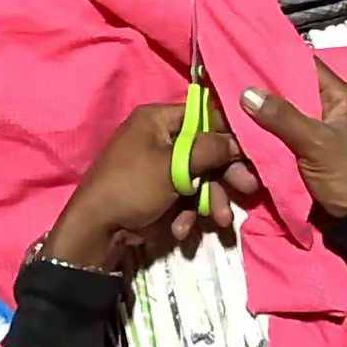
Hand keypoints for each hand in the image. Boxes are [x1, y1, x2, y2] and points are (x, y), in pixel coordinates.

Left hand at [44, 104, 258, 270]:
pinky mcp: (158, 192)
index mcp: (156, 119)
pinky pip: (183, 196)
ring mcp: (158, 166)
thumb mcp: (173, 165)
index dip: (227, 133)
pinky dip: (186, 213)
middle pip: (204, 150)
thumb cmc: (133, 185)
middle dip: (224, 174)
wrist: (97, 230)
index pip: (202, 116)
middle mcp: (158, 137)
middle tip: (247, 189)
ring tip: (219, 222)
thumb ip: (209, 150)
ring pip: (197, 177)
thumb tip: (237, 142)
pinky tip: (181, 229)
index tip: (250, 151)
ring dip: (209, 200)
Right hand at [240, 57, 346, 217]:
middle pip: (284, 94)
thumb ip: (283, 117)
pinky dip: (257, 145)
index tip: (243, 55)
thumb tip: (247, 92)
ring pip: (274, 121)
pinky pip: (273, 143)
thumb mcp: (318, 144)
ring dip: (253, 124)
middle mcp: (323, 112)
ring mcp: (309, 136)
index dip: (275, 59)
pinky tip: (236, 143)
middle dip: (256, 97)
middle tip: (224, 91)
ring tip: (225, 119)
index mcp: (339, 100)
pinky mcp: (298, 157)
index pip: (305, 66)